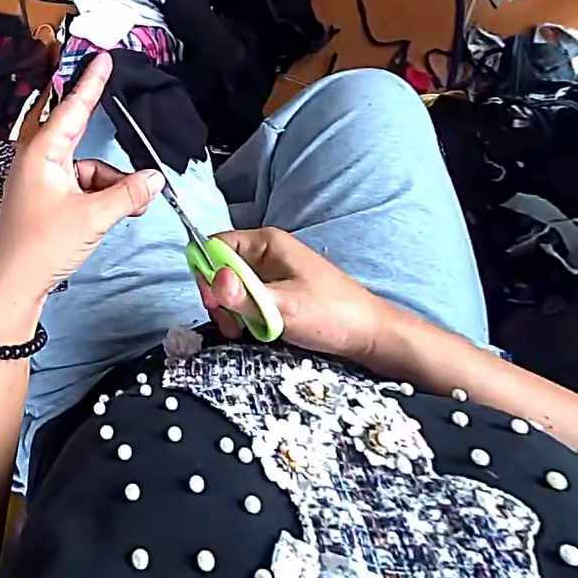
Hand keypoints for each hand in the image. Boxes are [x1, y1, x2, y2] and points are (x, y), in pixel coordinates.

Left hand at [0, 53, 162, 342]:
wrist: (13, 286)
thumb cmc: (39, 247)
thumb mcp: (92, 217)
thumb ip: (128, 194)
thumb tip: (154, 178)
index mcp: (42, 154)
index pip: (73, 108)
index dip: (91, 82)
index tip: (102, 58)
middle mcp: (41, 161)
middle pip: (87, 145)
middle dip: (112, 164)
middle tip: (129, 173)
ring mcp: (45, 182)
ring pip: (91, 171)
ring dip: (112, 187)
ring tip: (124, 211)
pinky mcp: (50, 201)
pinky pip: (85, 188)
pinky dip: (103, 199)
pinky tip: (113, 216)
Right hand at [194, 227, 402, 363]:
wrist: (369, 335)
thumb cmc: (332, 315)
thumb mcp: (283, 308)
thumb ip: (245, 296)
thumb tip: (214, 280)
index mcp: (267, 243)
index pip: (215, 245)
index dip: (207, 272)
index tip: (214, 303)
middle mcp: (266, 253)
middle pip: (220, 268)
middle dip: (219, 298)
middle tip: (232, 324)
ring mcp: (272, 273)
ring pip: (232, 288)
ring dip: (232, 311)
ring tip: (247, 331)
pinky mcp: (277, 291)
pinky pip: (247, 300)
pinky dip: (246, 317)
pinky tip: (258, 331)